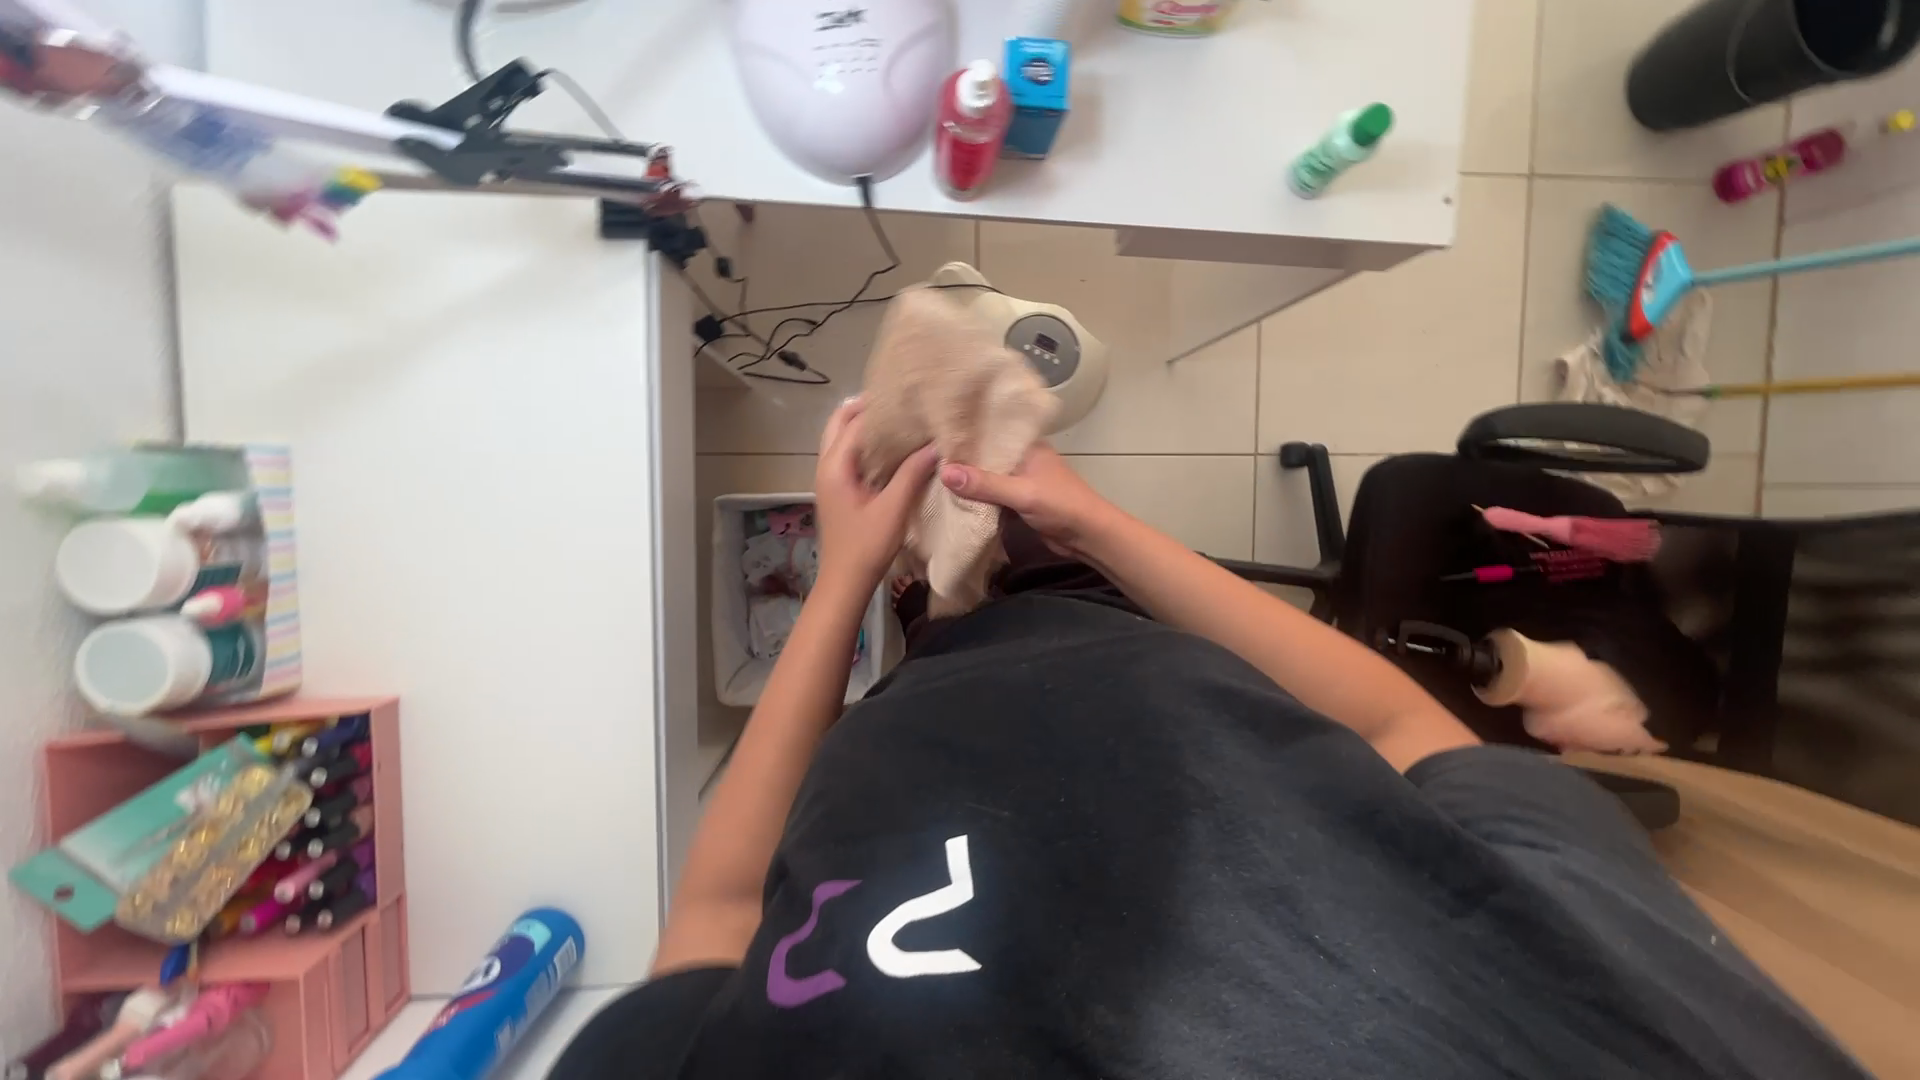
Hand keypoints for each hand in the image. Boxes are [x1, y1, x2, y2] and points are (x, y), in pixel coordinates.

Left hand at [813, 397, 937, 592]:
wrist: (845, 581)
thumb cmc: (867, 545)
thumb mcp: (893, 509)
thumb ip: (912, 474)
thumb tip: (935, 445)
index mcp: (835, 466)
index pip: (856, 423)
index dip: (881, 408)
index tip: (909, 398)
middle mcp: (826, 466)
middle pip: (839, 422)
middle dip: (865, 408)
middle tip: (899, 403)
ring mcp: (829, 478)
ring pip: (840, 437)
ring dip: (863, 425)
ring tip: (897, 420)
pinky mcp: (836, 489)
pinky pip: (847, 453)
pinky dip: (863, 442)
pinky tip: (890, 448)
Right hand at [939, 443, 1122, 561]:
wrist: (1088, 537)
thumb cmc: (1061, 506)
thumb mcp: (1022, 493)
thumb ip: (985, 484)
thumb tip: (944, 472)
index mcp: (1026, 446)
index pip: (990, 432)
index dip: (964, 434)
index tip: (934, 434)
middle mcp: (1021, 459)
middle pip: (985, 456)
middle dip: (961, 460)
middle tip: (925, 458)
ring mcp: (1019, 481)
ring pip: (987, 477)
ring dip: (967, 481)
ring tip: (931, 476)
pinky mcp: (1018, 501)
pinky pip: (992, 496)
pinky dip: (977, 499)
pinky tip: (952, 498)